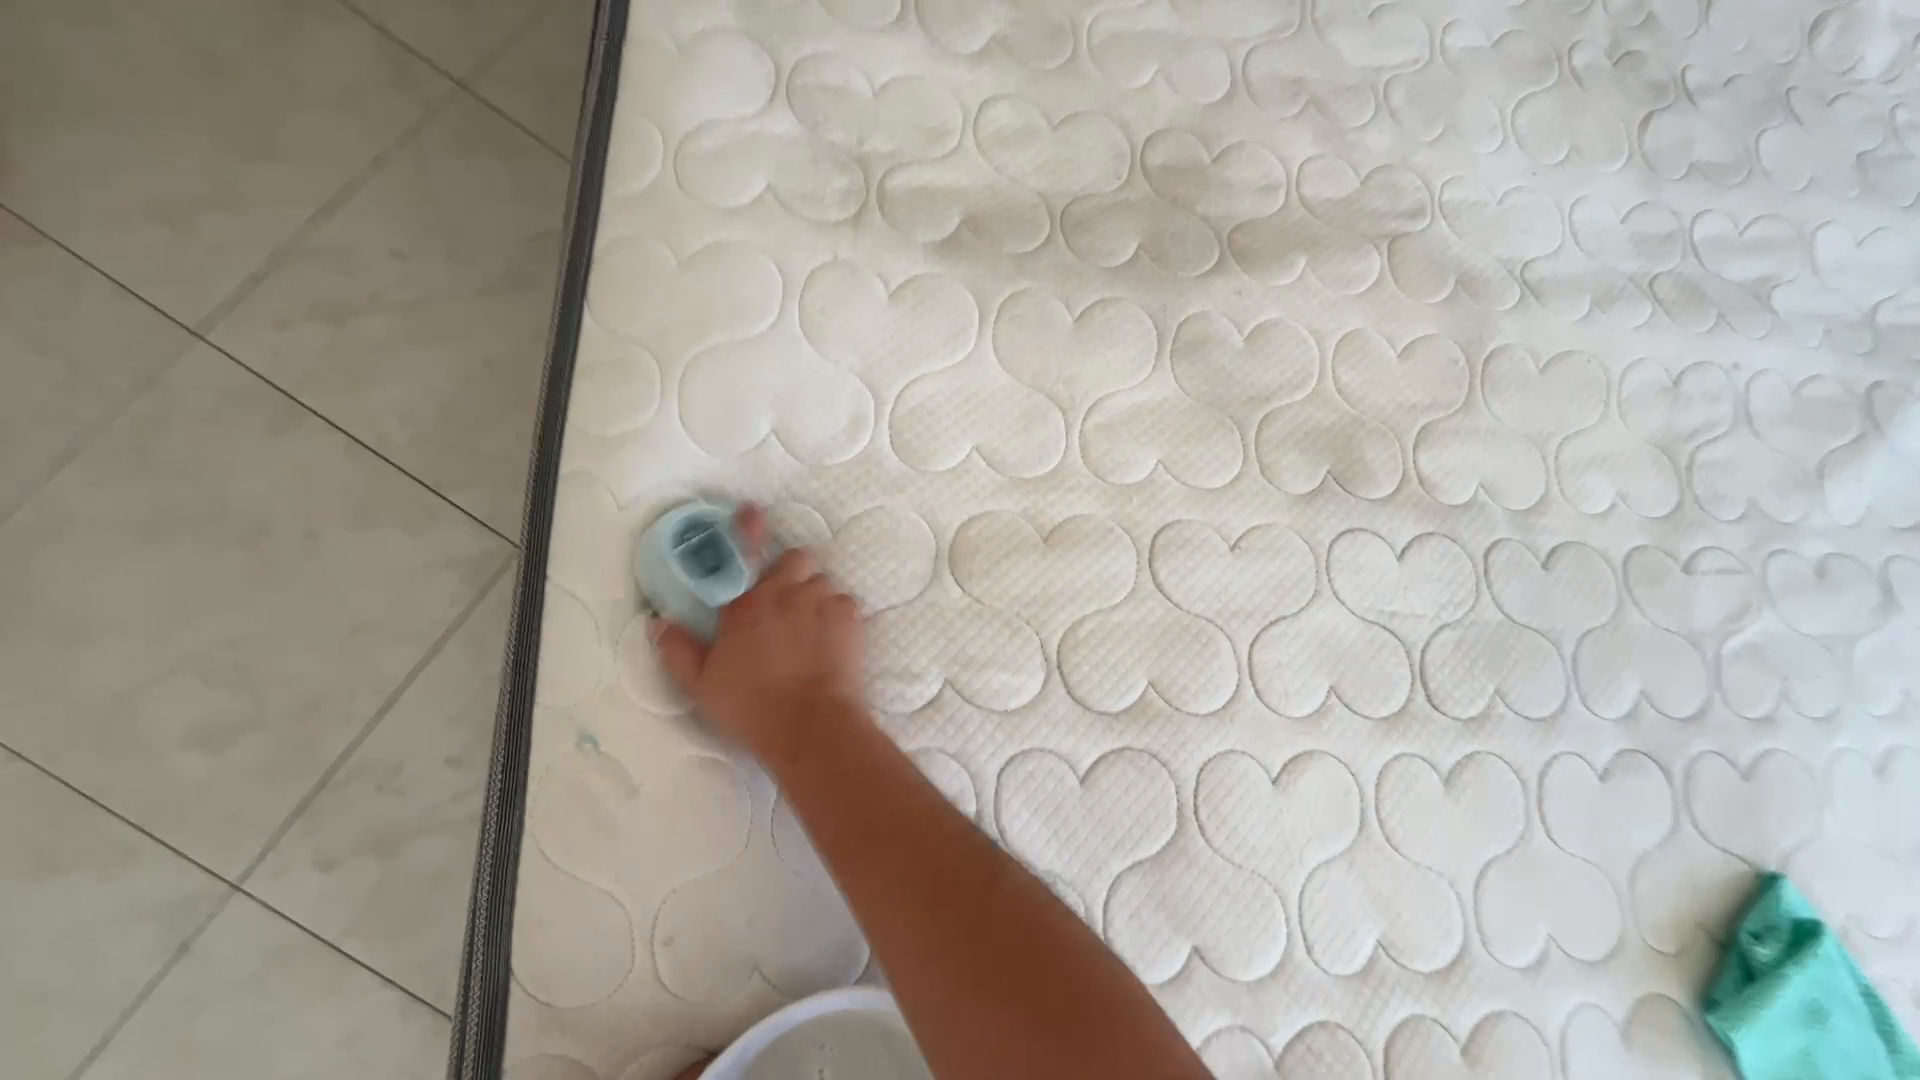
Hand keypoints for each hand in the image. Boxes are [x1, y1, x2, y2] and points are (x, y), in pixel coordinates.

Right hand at [653, 504, 867, 764]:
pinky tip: (832, 641)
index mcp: (745, 605)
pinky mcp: (851, 617)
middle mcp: (785, 593)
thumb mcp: (702, 685)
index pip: (745, 551)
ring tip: (811, 628)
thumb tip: (659, 621)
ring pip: (823, 580)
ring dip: (816, 596)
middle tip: (787, 601)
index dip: (748, 527)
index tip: (751, 511)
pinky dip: (840, 616)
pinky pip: (846, 603)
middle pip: (796, 558)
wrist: (811, 725)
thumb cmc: (753, 707)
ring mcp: (822, 601)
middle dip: (793, 571)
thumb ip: (678, 650)